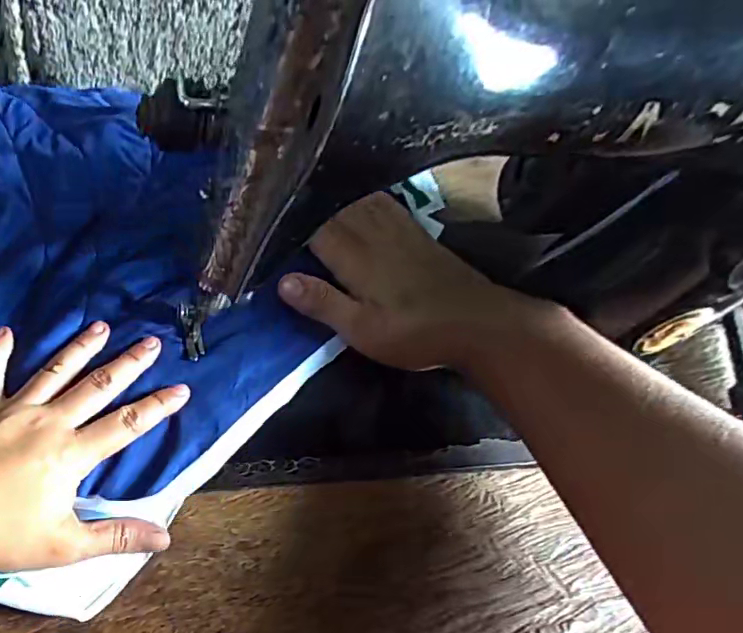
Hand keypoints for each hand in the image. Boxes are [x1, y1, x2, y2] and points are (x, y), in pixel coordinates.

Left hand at [0, 322, 189, 574]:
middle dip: (127, 365)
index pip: (125, 426)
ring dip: (78, 349)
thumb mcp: (64, 545)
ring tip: (100, 326)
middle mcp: (46, 423)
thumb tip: (163, 538)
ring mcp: (10, 412)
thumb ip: (115, 537)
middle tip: (151, 342)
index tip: (180, 389)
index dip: (156, 408)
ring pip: (53, 372)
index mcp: (70, 455)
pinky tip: (5, 333)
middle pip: (96, 388)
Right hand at [277, 192, 561, 371]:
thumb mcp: (361, 329)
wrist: (479, 323)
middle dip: (307, 201)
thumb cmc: (414, 333)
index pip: (315, 228)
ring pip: (358, 200)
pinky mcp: (416, 233)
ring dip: (332, 194)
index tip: (263, 215)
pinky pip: (382, 203)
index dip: (289, 220)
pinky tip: (355, 195)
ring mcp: (399, 229)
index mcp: (357, 258)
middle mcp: (376, 234)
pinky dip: (362, 195)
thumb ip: (323, 303)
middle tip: (278, 196)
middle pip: (335, 208)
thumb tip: (283, 280)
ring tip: (308, 189)